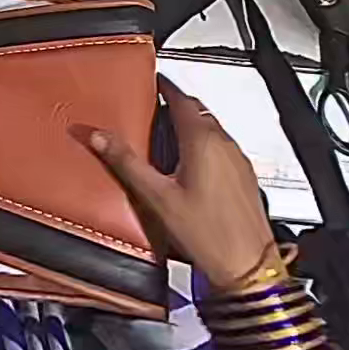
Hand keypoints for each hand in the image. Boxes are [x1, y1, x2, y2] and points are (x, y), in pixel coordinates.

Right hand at [82, 75, 276, 287]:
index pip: (181, 98)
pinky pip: (222, 147)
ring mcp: (237, 160)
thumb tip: (99, 136)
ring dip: (191, 124)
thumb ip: (126, 162)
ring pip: (211, 128)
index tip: (155, 80)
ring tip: (169, 133)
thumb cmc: (208, 235)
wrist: (249, 269)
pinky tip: (191, 165)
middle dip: (176, 104)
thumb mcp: (156, 196)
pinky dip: (204, 144)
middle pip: (197, 110)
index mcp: (202, 140)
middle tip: (156, 106)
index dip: (166, 86)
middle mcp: (224, 143)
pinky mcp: (244, 177)